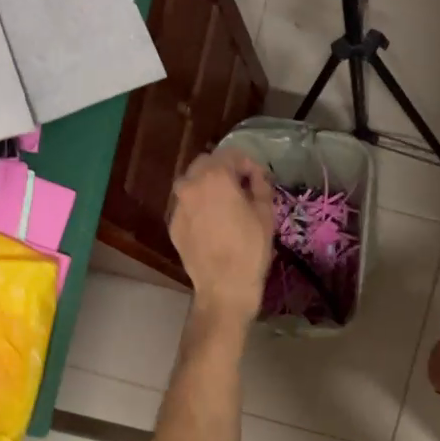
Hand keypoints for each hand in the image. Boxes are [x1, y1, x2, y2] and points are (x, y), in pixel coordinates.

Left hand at [169, 149, 274, 323]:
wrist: (224, 287)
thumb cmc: (250, 249)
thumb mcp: (265, 214)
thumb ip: (260, 186)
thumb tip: (256, 176)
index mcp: (215, 176)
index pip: (231, 154)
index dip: (248, 163)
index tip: (258, 178)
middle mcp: (191, 184)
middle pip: (206, 164)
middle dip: (224, 170)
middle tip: (240, 188)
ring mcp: (178, 205)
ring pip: (192, 183)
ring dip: (208, 186)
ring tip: (224, 204)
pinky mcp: (174, 224)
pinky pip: (187, 206)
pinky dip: (199, 206)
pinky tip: (212, 224)